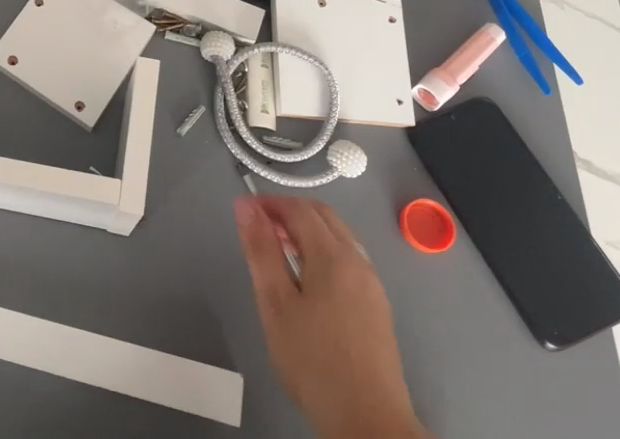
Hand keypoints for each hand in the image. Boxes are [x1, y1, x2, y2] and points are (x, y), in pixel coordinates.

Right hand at [234, 194, 426, 438]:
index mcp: (333, 255)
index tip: (241, 208)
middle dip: (289, 210)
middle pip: (324, 216)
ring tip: (277, 248)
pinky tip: (306, 277)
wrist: (367, 418)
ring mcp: (372, 284)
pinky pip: (348, 259)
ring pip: (339, 237)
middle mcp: (359, 260)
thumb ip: (261, 250)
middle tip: (258, 225)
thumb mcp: (275, 302)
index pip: (299, 209)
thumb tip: (246, 205)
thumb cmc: (312, 359)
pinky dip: (323, 250)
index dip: (269, 201)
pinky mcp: (377, 306)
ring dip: (307, 229)